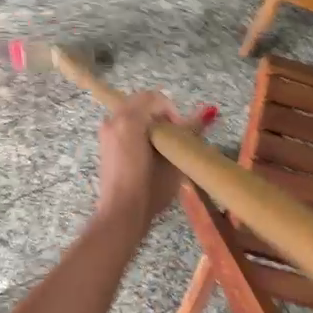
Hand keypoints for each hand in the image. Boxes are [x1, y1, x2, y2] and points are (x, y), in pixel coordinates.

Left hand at [93, 91, 206, 233]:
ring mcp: (105, 131)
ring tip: (162, 145)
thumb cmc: (150, 189)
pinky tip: (147, 152)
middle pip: (141, 101)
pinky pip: (123, 123)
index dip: (173, 111)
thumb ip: (190, 132)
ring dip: (149, 120)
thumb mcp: (174, 161)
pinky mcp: (104, 143)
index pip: (155, 98)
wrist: (121, 213)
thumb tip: (209, 112)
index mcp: (130, 119)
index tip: (181, 131)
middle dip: (160, 113)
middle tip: (174, 136)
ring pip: (131, 111)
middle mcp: (114, 119)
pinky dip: (137, 128)